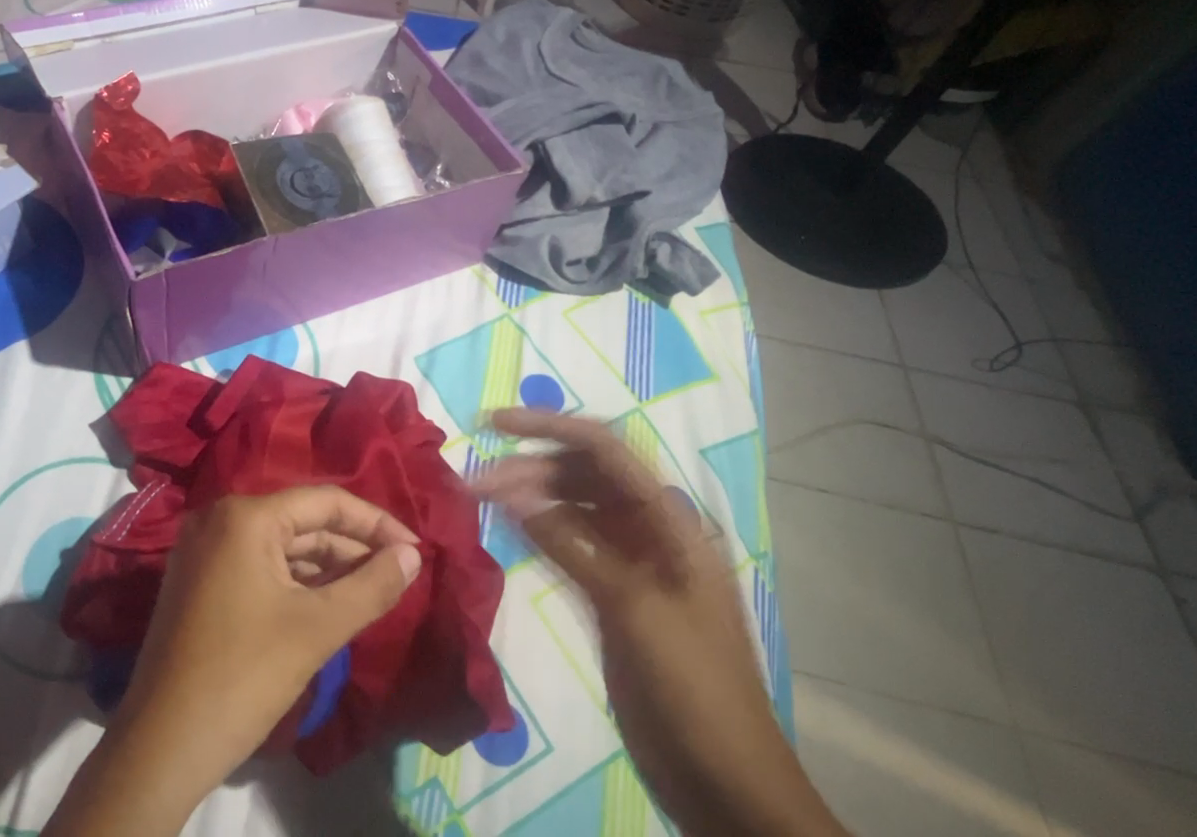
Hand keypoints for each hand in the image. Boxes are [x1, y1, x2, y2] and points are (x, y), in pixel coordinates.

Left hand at [44, 486, 420, 836]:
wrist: (164, 741)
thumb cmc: (246, 675)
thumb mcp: (318, 628)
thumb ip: (373, 586)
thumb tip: (412, 555)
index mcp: (244, 516)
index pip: (325, 502)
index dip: (376, 523)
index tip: (416, 551)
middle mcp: (218, 519)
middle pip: (302, 522)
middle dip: (353, 548)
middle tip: (399, 577)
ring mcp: (203, 551)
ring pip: (281, 547)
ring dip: (328, 568)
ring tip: (373, 593)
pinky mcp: (198, 582)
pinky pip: (259, 567)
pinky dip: (297, 582)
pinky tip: (330, 605)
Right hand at [477, 409, 847, 836]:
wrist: (722, 772)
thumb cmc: (691, 682)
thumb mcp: (632, 606)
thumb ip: (572, 543)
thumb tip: (512, 491)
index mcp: (671, 523)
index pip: (605, 452)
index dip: (550, 428)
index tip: (492, 424)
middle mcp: (650, 531)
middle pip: (585, 476)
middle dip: (530, 466)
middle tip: (473, 482)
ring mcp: (632, 563)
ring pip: (574, 508)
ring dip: (531, 496)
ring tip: (480, 500)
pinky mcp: (614, 595)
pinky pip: (572, 545)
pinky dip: (540, 531)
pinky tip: (508, 529)